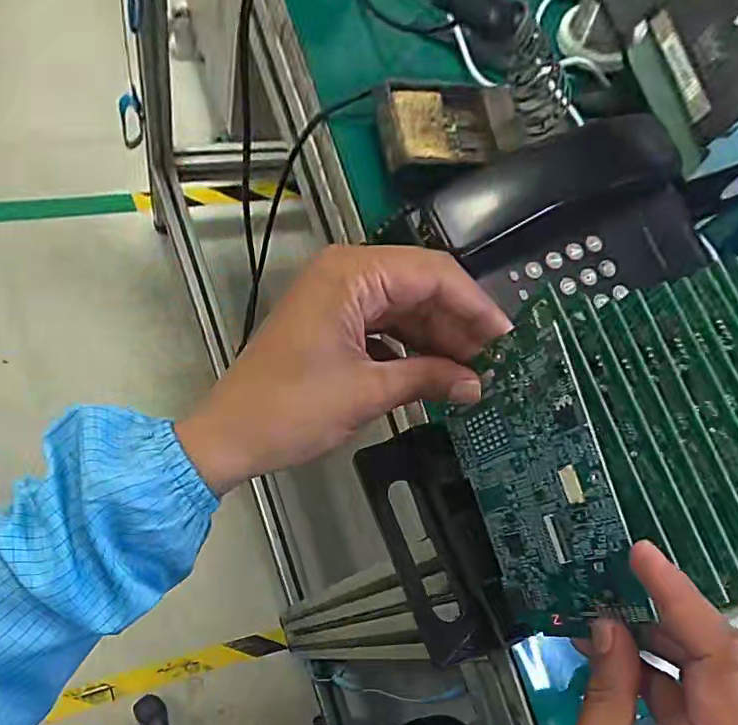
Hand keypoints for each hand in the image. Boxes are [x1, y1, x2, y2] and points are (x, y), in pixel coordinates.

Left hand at [176, 245, 510, 493]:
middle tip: (492, 362)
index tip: (507, 338)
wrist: (230, 437)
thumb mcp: (367, 392)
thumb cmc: (289, 410)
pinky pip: (378, 328)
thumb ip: (427, 378)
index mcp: (350, 274)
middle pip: (418, 289)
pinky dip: (405, 349)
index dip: (475, 307)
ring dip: (433, 340)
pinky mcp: (324, 326)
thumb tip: (474, 383)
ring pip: (399, 310)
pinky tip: (430, 374)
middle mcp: (341, 275)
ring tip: (466, 374)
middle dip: (456, 326)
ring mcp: (330, 300)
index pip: (432, 274)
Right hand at [554, 542, 737, 724]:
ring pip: (711, 679)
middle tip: (610, 589)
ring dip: (659, 646)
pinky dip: (660, 677)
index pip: (720, 656)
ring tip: (601, 627)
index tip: (641, 556)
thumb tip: (609, 628)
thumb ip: (606, 694)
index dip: (681, 597)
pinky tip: (618, 664)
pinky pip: (699, 704)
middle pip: (724, 661)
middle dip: (668, 615)